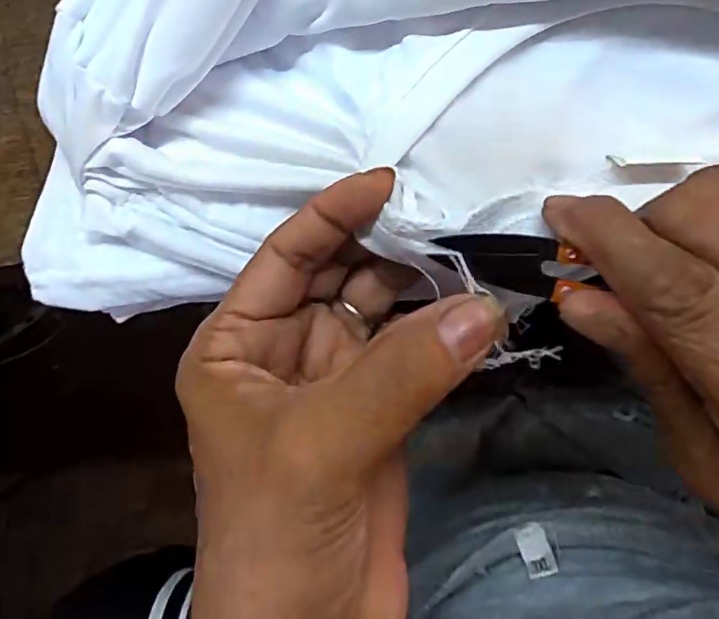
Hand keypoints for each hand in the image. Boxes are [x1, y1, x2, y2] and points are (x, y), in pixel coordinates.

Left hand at [177, 168, 506, 618]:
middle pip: (340, 272)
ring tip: (468, 254)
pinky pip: (414, 347)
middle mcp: (285, 346)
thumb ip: (399, 372)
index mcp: (237, 342)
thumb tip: (481, 304)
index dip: (332, 212)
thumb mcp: (319, 444)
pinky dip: (443, 325)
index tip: (386, 181)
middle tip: (442, 216)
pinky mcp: (381, 406)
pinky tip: (475, 305)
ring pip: (382, 306)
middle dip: (385, 242)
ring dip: (421, 281)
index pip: (287, 255)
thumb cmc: (272, 536)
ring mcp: (336, 375)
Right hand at [544, 165, 718, 596]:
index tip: (564, 212)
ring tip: (703, 264)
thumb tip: (580, 293)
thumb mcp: (713, 466)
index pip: (695, 303)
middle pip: (718, 226)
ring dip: (696, 218)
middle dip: (649, 221)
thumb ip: (651, 368)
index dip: (619, 246)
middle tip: (633, 252)